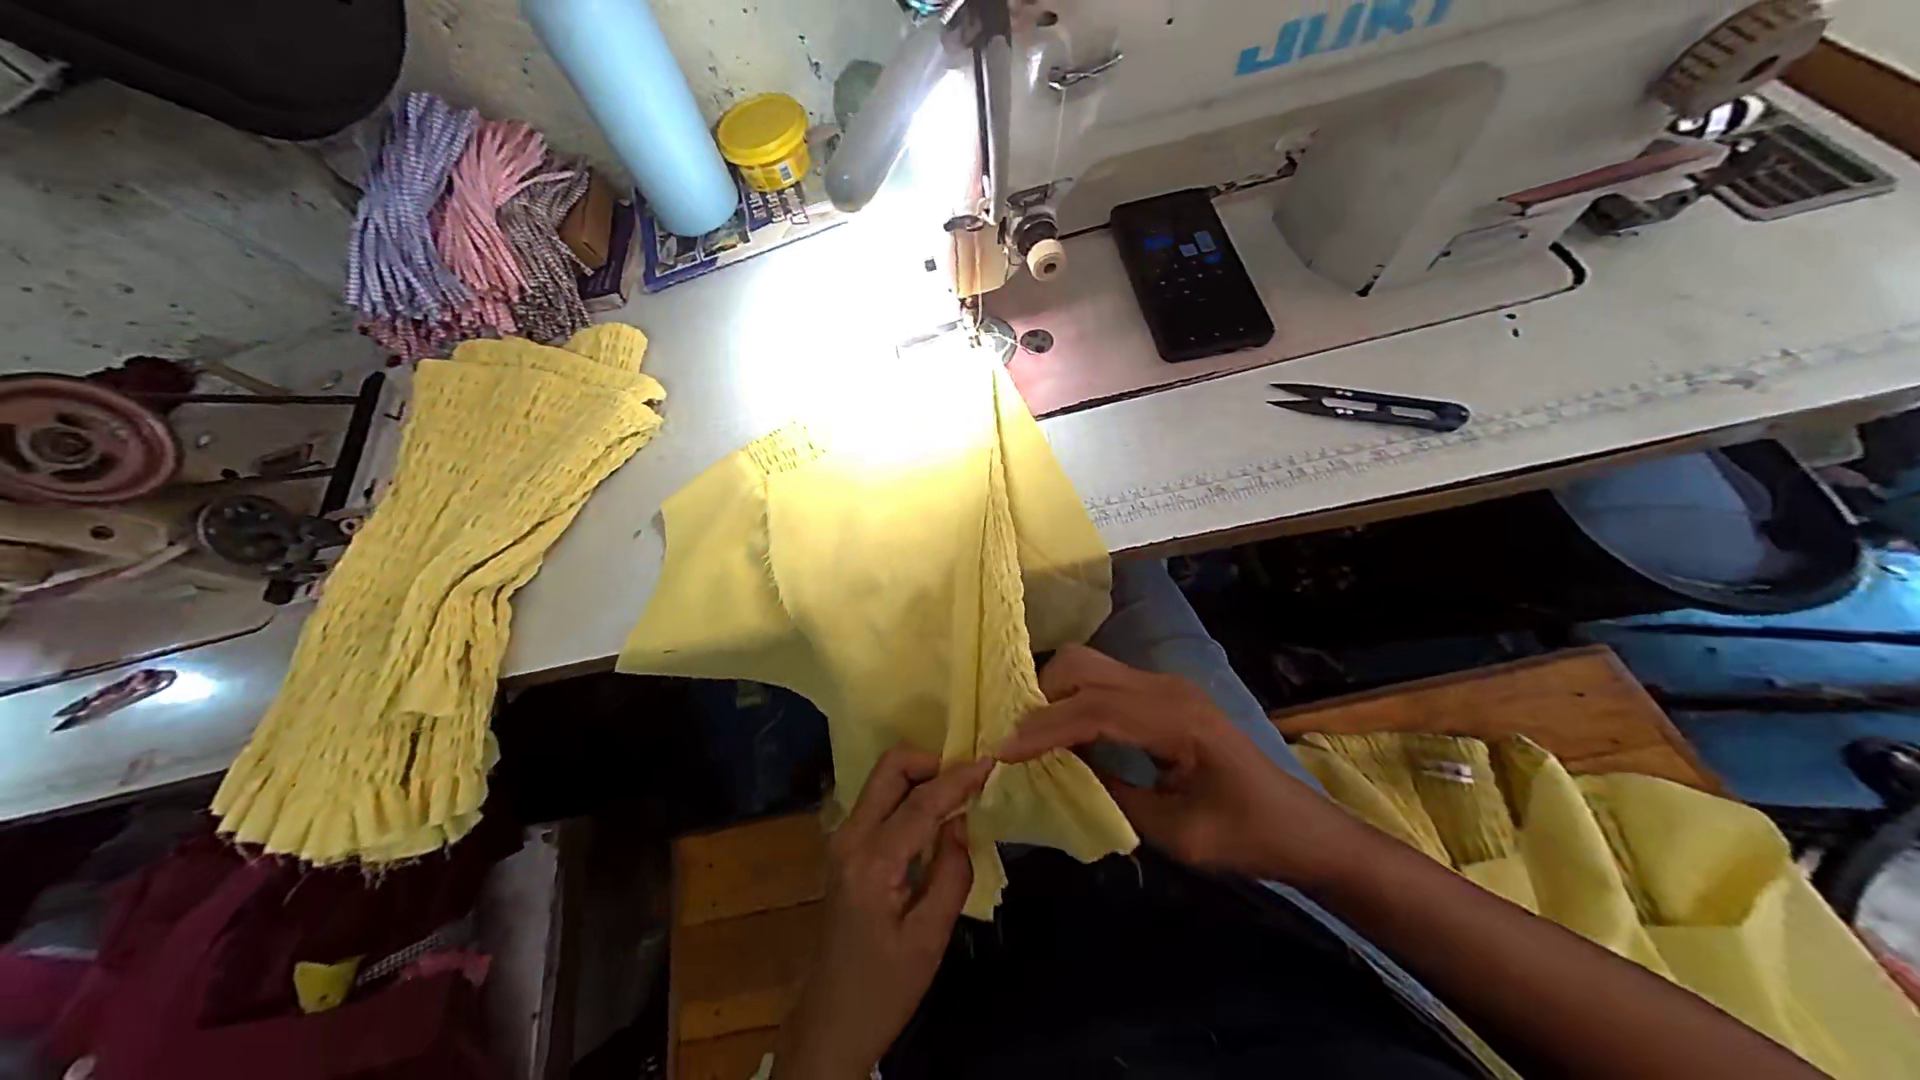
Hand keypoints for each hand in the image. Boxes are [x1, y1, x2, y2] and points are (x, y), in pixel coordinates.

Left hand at [775, 747, 991, 1079]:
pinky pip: (880, 801)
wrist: (832, 1018)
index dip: (958, 779)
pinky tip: (935, 816)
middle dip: (932, 762)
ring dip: (921, 776)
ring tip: (959, 794)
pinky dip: (910, 795)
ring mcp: (842, 839)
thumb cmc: (886, 986)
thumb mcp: (932, 937)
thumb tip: (962, 820)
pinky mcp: (845, 847)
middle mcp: (850, 837)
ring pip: (883, 779)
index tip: (990, 763)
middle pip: (890, 768)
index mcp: (872, 862)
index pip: (921, 801)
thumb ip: (952, 871)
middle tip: (969, 778)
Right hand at [998, 645, 1363, 884]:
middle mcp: (1167, 688)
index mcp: (1178, 720)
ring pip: (1090, 667)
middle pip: (1083, 667)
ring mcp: (1165, 685)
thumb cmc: (1246, 837)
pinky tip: (1064, 733)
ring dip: (1054, 695)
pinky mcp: (1162, 694)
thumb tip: (1057, 768)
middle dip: (1041, 698)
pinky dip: (1074, 700)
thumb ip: (1112, 794)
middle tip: (1016, 743)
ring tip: (1032, 739)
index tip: (1003, 751)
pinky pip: (1103, 683)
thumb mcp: (1174, 832)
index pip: (1094, 709)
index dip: (1044, 728)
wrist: (1301, 828)